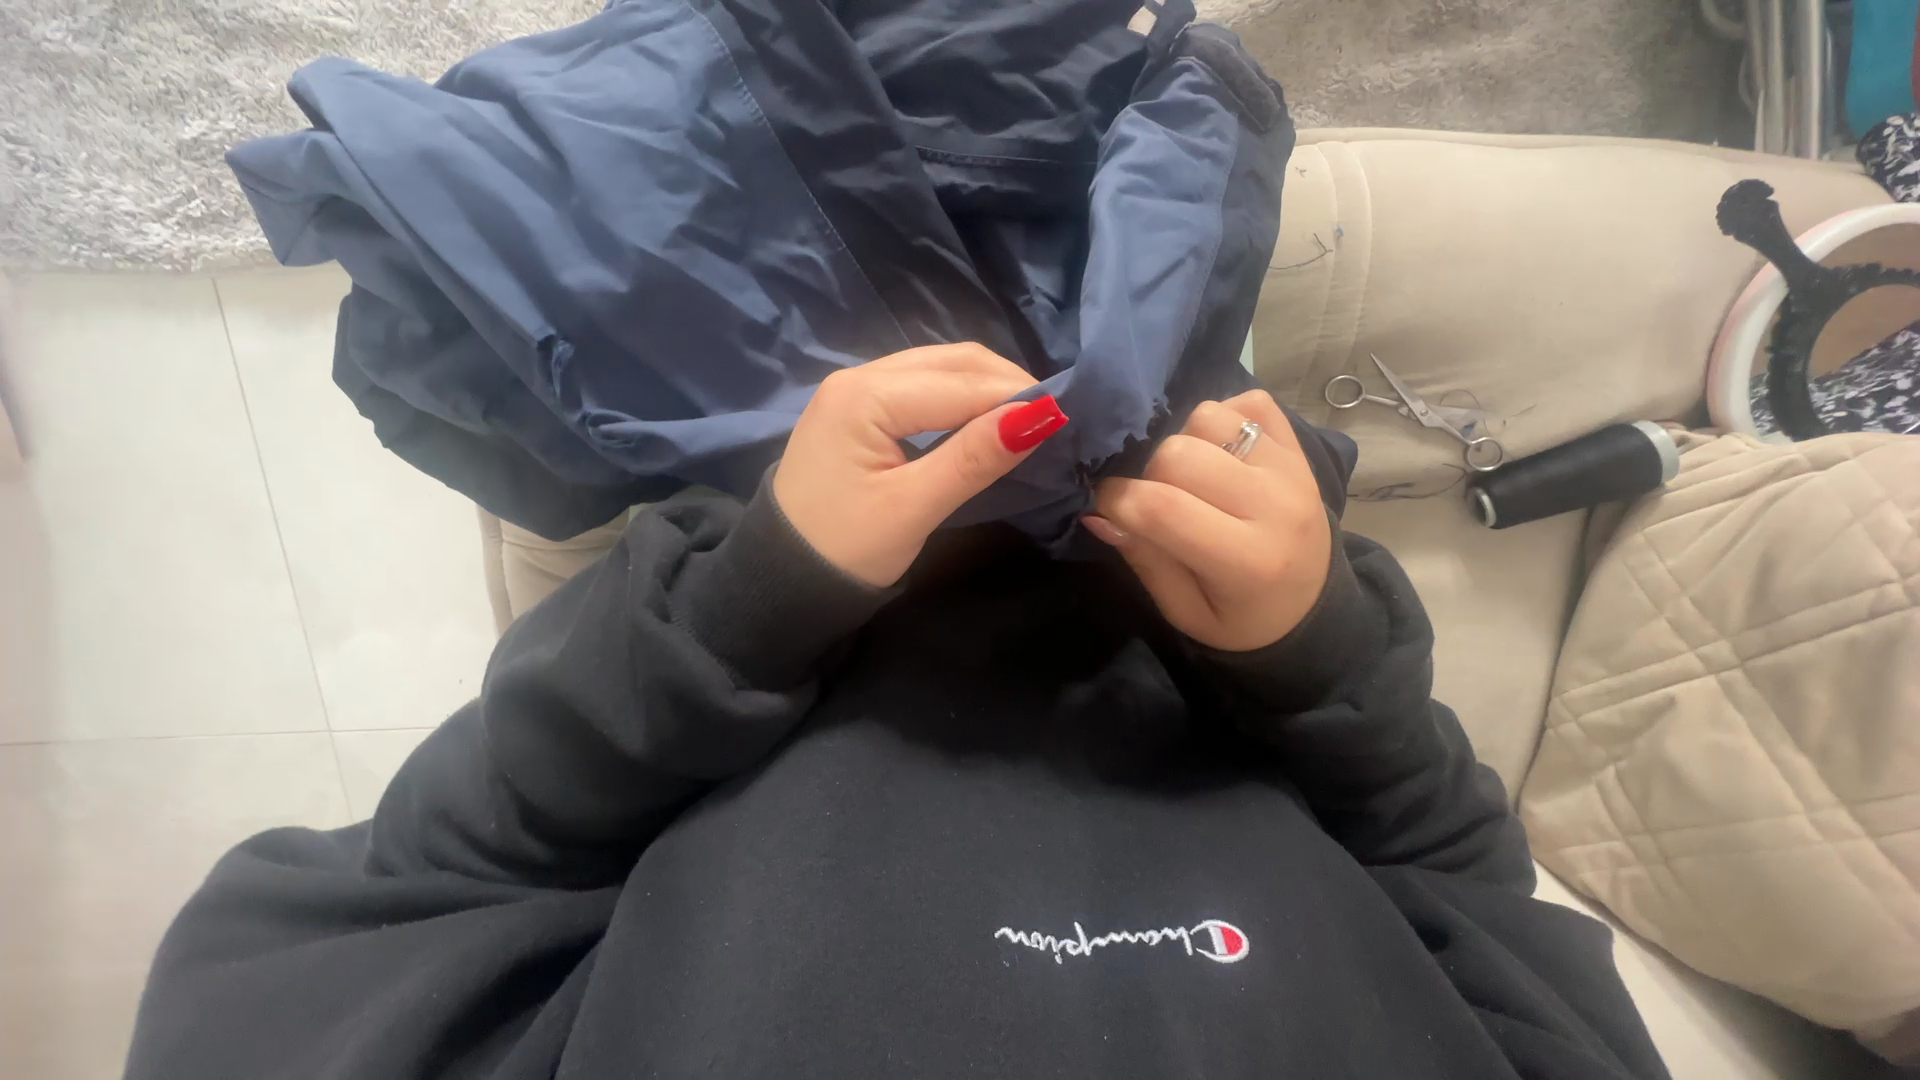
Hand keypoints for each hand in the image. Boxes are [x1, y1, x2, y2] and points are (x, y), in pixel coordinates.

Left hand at [774, 344, 1067, 586]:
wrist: (782, 578)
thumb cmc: (844, 550)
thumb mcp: (912, 508)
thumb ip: (973, 458)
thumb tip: (1043, 415)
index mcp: (865, 396)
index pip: (961, 384)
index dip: (1019, 397)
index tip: (1072, 418)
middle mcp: (859, 377)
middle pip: (952, 362)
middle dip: (1008, 385)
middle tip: (1055, 420)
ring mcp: (858, 391)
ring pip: (940, 370)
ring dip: (987, 389)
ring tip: (1030, 420)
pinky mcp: (861, 410)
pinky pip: (923, 388)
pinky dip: (962, 399)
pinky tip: (987, 421)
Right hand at [1084, 390, 1332, 651]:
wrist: (1313, 606)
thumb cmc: (1240, 618)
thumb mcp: (1186, 612)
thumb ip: (1145, 561)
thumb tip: (1097, 513)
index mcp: (1247, 561)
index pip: (1161, 509)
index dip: (1116, 500)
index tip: (1105, 506)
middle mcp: (1275, 506)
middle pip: (1178, 454)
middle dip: (1147, 473)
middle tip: (1153, 498)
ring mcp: (1291, 469)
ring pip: (1208, 418)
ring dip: (1183, 442)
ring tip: (1188, 475)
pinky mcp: (1299, 447)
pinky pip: (1249, 403)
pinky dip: (1222, 419)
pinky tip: (1217, 452)